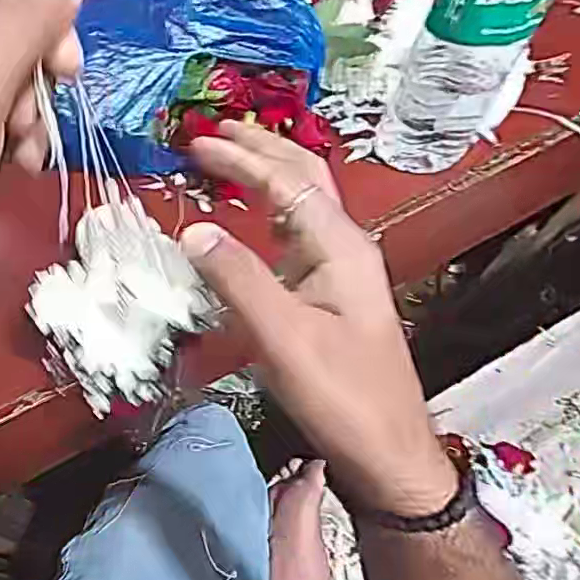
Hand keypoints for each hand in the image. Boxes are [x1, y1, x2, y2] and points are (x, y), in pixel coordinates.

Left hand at [0, 0, 86, 306]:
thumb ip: (26, 19)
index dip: (40, 18)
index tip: (63, 74)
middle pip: (7, 16)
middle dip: (32, 75)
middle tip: (28, 120)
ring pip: (13, 61)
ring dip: (30, 108)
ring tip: (21, 149)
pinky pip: (1, 95)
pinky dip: (19, 127)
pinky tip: (18, 159)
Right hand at [178, 121, 454, 516]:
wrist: (386, 448)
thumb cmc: (341, 394)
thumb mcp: (283, 337)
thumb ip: (238, 280)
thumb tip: (193, 231)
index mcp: (339, 246)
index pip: (286, 181)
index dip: (241, 158)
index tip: (198, 143)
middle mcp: (344, 245)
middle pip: (305, 176)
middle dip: (261, 147)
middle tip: (216, 131)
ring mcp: (341, 268)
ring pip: (304, 201)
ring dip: (268, 172)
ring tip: (232, 156)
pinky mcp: (332, 290)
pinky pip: (298, 233)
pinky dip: (270, 210)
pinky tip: (255, 216)